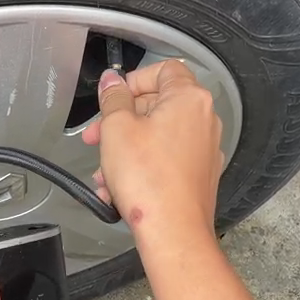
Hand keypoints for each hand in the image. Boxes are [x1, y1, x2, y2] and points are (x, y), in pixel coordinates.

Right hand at [82, 60, 223, 243]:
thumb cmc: (148, 180)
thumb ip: (113, 98)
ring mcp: (205, 149)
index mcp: (189, 99)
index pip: (164, 69)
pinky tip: (117, 188)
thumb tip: (111, 80)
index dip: (134, 79)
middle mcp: (204, 120)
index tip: (112, 96)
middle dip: (121, 120)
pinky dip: (142, 166)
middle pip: (158, 104)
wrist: (173, 231)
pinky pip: (166, 160)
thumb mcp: (116, 128)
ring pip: (157, 136)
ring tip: (103, 172)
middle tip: (95, 136)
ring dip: (126, 148)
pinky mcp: (199, 175)